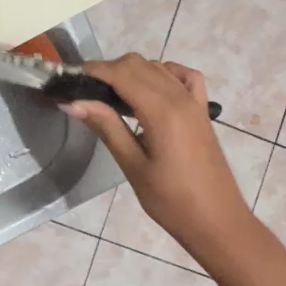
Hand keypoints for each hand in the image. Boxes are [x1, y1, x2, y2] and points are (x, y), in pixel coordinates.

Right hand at [64, 55, 256, 248]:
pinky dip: (163, 74)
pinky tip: (149, 91)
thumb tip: (72, 102)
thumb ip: (105, 126)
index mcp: (162, 111)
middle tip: (83, 92)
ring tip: (108, 97)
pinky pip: (184, 77)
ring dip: (130, 72)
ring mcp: (194, 102)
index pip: (121, 73)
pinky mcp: (202, 111)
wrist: (217, 221)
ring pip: (157, 67)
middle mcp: (180, 98)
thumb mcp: (132, 165)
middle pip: (138, 64)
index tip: (68, 79)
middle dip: (107, 70)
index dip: (92, 70)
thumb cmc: (171, 201)